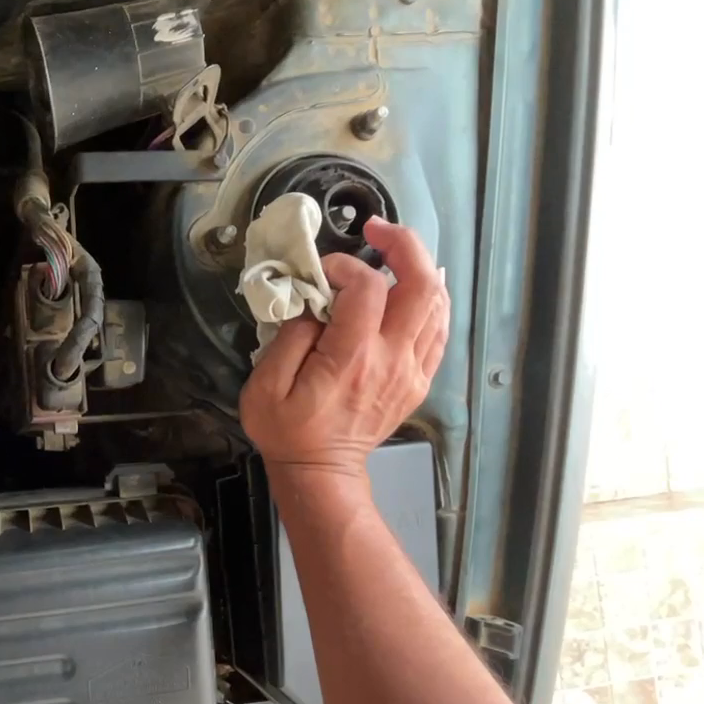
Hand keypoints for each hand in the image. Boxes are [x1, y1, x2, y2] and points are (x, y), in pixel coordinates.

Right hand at [239, 217, 448, 486]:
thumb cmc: (286, 431)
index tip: (321, 270)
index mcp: (352, 358)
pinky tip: (412, 291)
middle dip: (404, 245)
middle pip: (422, 285)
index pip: (366, 288)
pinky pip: (439, 330)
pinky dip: (430, 301)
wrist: (319, 472)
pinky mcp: (417, 380)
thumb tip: (311, 305)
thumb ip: (288, 339)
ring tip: (392, 257)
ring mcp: (411, 370)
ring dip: (418, 270)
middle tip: (377, 231)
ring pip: (438, 303)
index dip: (345, 265)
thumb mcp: (264, 388)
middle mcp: (392, 359)